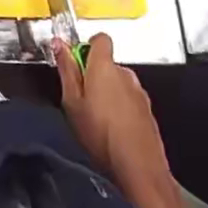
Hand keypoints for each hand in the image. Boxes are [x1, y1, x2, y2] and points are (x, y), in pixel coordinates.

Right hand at [53, 34, 175, 199]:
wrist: (138, 168)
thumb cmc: (100, 134)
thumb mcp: (71, 101)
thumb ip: (66, 69)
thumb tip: (59, 44)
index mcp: (105, 67)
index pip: (100, 39)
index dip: (85, 47)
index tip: (73, 64)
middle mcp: (126, 75)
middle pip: (106, 63)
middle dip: (91, 74)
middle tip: (78, 97)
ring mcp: (139, 93)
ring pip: (117, 82)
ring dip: (105, 92)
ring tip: (93, 116)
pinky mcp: (147, 110)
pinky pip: (127, 99)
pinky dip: (117, 106)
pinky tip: (109, 128)